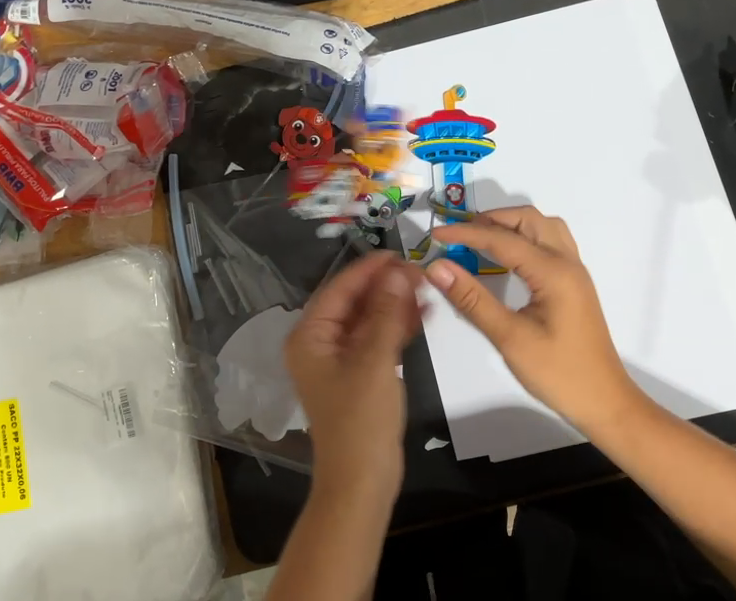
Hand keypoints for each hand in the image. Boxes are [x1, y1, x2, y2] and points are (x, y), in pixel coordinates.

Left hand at [284, 252, 423, 493]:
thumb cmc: (361, 419)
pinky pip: (376, 339)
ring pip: (367, 319)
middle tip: (420, 271)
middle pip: (353, 302)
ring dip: (394, 304)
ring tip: (426, 288)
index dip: (369, 269)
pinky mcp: (358, 375)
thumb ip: (385, 313)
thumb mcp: (374, 360)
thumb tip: (397, 271)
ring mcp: (339, 360)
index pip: (339, 289)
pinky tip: (423, 315)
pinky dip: (396, 327)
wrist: (362, 483)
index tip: (399, 252)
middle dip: (385, 285)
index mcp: (309, 336)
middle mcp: (319, 343)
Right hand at [425, 207, 645, 433]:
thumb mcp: (510, 338)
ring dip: (512, 224)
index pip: (502, 239)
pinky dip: (526, 237)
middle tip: (460, 234)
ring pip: (543, 227)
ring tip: (482, 239)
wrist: (605, 402)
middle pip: (529, 220)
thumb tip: (437, 267)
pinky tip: (509, 257)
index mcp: (553, 272)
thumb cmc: (558, 373)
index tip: (435, 234)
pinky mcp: (575, 284)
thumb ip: (472, 299)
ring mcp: (575, 272)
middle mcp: (567, 263)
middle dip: (492, 220)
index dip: (465, 233)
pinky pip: (551, 242)